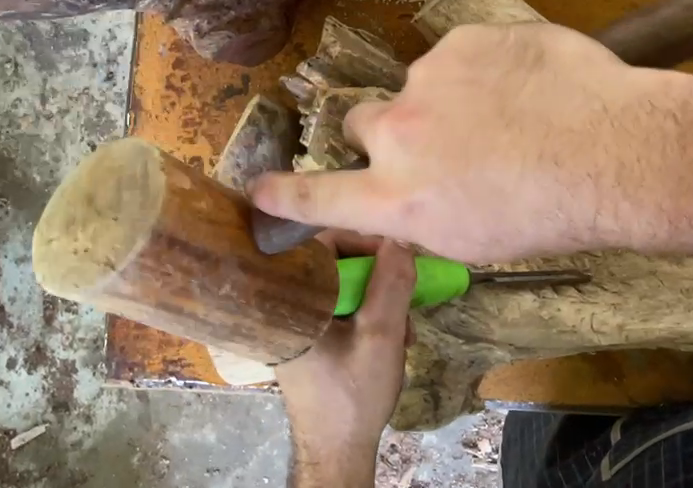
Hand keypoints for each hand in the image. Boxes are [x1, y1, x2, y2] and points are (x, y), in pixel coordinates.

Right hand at [253, 24, 692, 261]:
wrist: (612, 150)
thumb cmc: (554, 213)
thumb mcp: (476, 239)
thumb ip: (425, 209)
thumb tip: (414, 192)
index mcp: (399, 199)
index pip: (321, 196)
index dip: (286, 193)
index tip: (257, 187)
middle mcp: (398, 137)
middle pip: (363, 123)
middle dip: (389, 131)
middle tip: (443, 138)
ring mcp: (426, 80)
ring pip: (421, 84)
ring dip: (450, 95)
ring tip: (510, 109)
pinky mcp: (461, 39)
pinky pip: (461, 52)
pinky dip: (484, 65)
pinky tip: (526, 81)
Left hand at [277, 235, 415, 486]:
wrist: (337, 455)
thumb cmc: (352, 394)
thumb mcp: (381, 335)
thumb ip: (392, 284)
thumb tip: (400, 237)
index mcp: (292, 297)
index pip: (322, 239)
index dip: (361, 238)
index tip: (393, 252)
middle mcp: (287, 304)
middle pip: (336, 261)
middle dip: (377, 275)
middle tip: (404, 293)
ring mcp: (297, 322)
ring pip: (344, 285)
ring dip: (378, 298)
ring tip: (402, 326)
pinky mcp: (309, 337)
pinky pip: (341, 306)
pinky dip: (367, 314)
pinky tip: (390, 337)